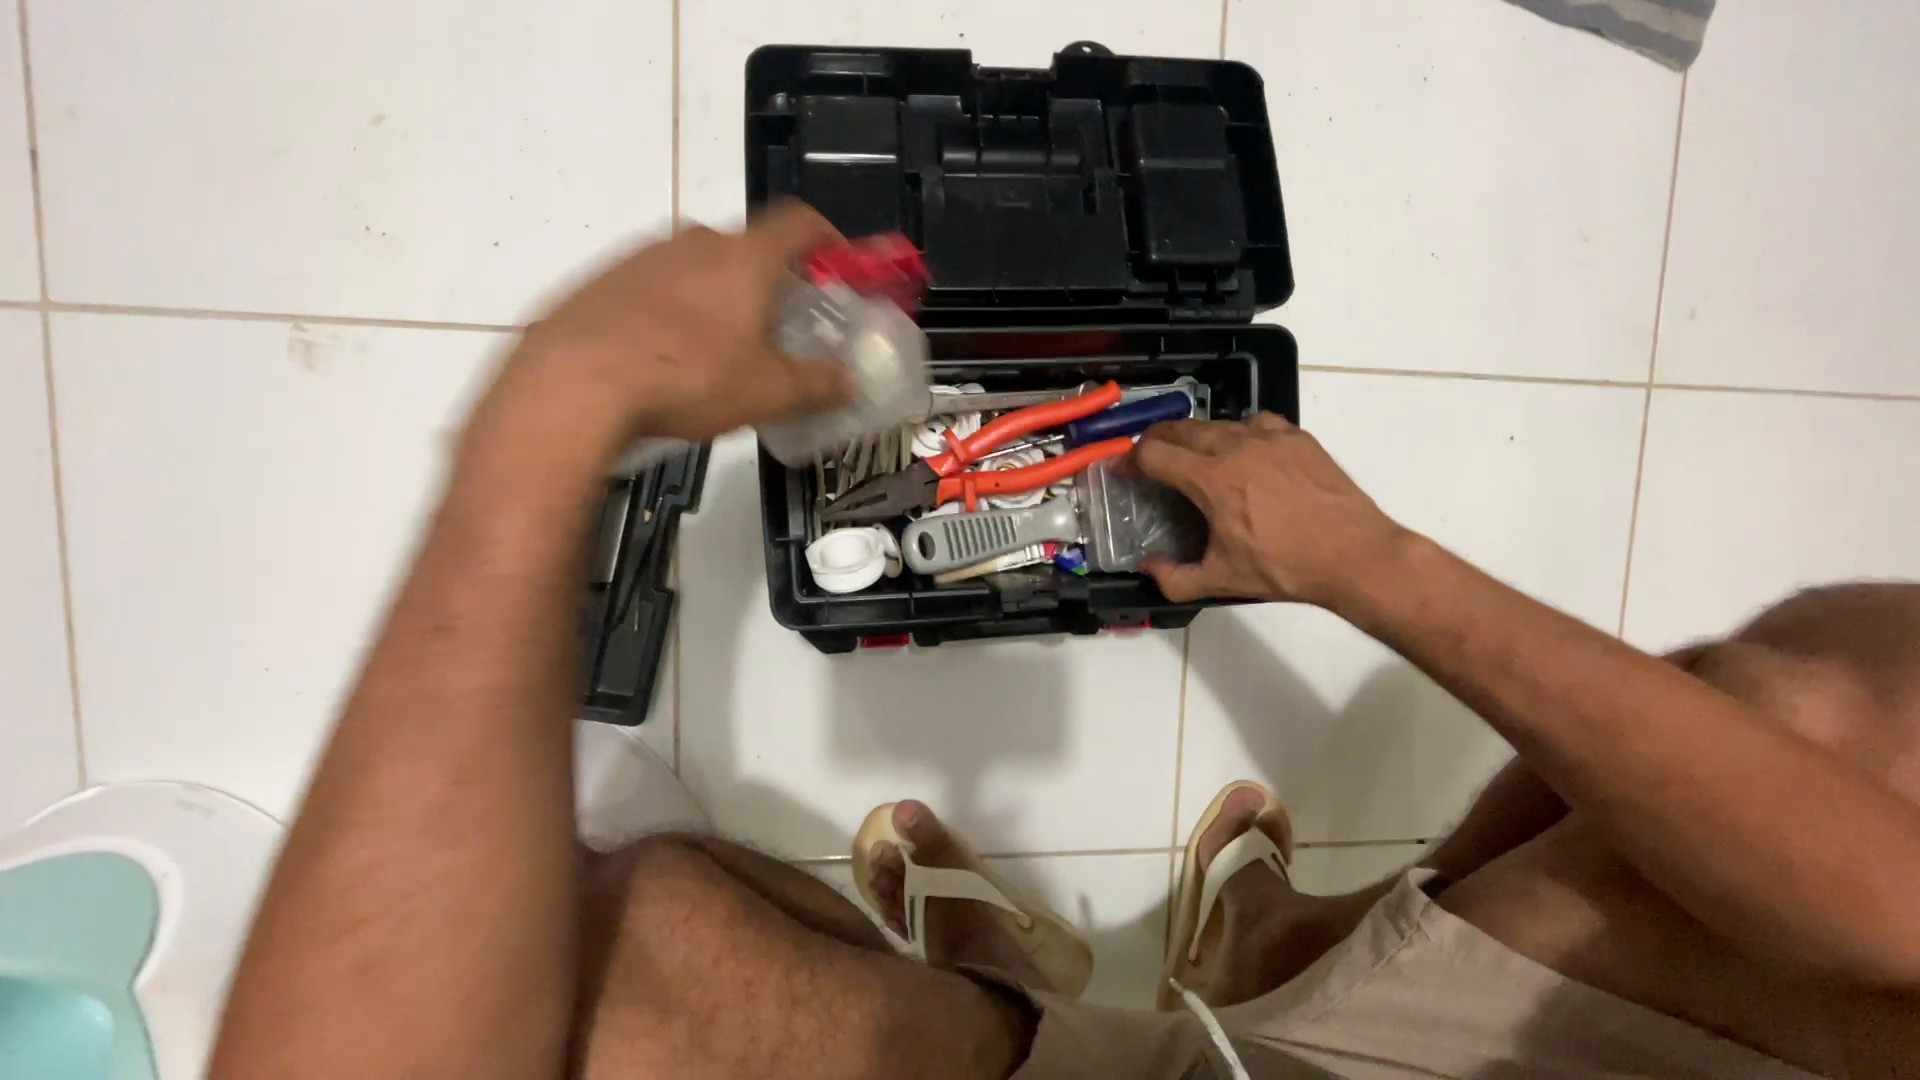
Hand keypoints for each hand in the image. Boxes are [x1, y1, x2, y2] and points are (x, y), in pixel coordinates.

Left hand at [473, 202, 854, 456]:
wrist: (573, 384)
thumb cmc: (687, 377)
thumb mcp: (766, 392)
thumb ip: (816, 384)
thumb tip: (848, 382)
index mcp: (744, 257)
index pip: (799, 223)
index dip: (827, 238)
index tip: (838, 263)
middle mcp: (694, 242)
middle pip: (747, 249)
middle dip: (771, 282)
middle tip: (781, 325)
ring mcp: (642, 257)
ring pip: (699, 269)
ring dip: (720, 298)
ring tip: (723, 349)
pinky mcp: (602, 281)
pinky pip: (656, 289)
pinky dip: (675, 313)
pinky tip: (669, 358)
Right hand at [1129, 413, 1408, 606]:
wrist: (1354, 554)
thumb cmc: (1284, 568)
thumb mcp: (1222, 581)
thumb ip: (1174, 579)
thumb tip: (1147, 569)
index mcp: (1210, 479)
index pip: (1153, 453)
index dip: (1128, 460)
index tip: (1121, 472)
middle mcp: (1235, 446)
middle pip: (1179, 429)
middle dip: (1154, 442)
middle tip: (1147, 461)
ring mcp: (1269, 437)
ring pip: (1216, 423)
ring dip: (1193, 436)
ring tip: (1192, 457)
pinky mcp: (1297, 436)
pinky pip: (1254, 422)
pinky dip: (1236, 433)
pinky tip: (1242, 453)